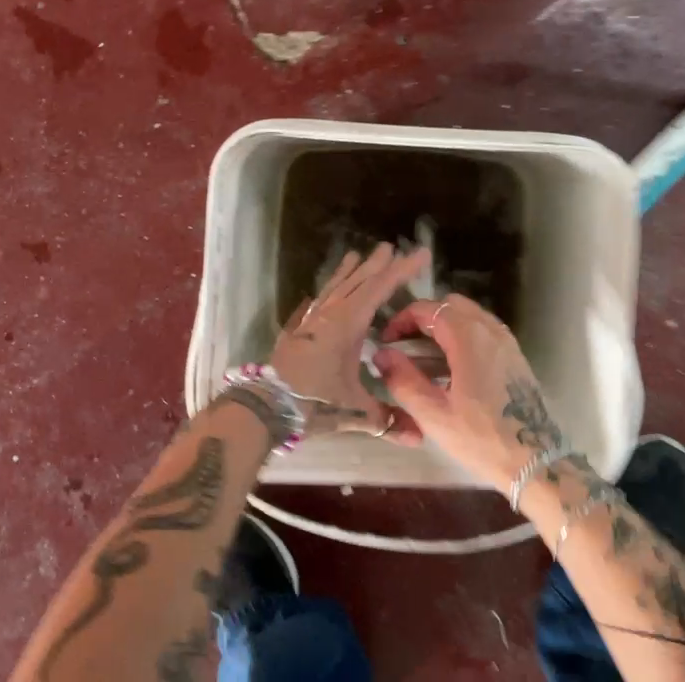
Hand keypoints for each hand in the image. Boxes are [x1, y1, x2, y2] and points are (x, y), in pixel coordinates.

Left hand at [268, 243, 429, 436]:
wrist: (264, 409)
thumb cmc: (312, 403)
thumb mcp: (354, 411)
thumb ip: (386, 420)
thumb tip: (419, 437)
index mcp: (347, 324)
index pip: (379, 289)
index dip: (401, 271)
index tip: (419, 254)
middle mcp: (329, 315)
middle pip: (356, 282)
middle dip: (376, 265)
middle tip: (390, 247)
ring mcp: (309, 321)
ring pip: (333, 288)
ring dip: (347, 272)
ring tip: (355, 256)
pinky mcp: (295, 332)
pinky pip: (315, 303)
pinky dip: (324, 293)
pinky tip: (320, 293)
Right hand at [372, 294, 562, 489]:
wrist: (534, 459)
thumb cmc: (480, 437)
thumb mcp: (434, 414)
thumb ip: (403, 380)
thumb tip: (381, 355)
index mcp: (469, 337)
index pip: (429, 309)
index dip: (403, 319)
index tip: (387, 340)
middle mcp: (491, 330)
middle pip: (451, 305)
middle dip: (424, 318)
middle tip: (405, 343)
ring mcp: (507, 341)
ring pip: (470, 315)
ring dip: (445, 325)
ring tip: (424, 355)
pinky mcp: (515, 356)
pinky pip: (484, 330)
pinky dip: (463, 335)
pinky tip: (452, 365)